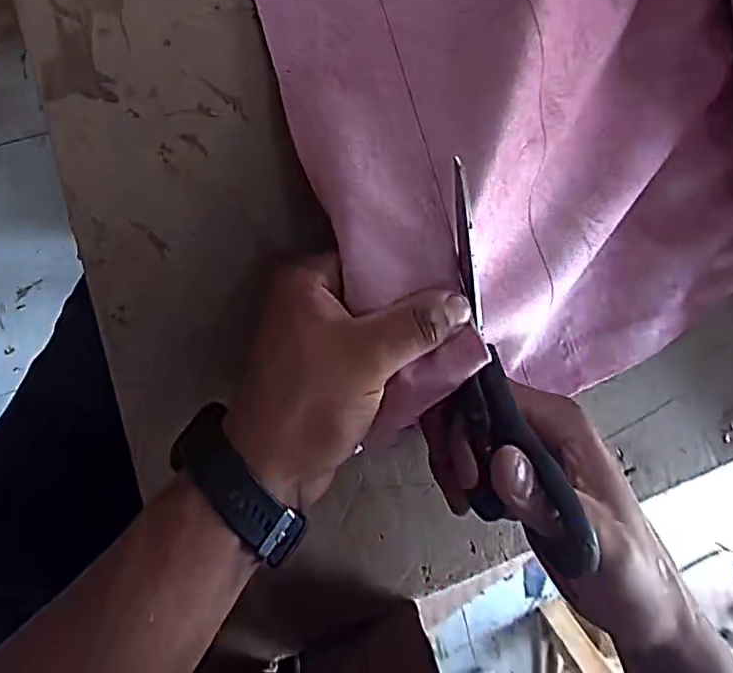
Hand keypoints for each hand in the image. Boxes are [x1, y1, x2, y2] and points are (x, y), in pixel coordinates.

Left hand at [226, 255, 472, 509]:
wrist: (274, 475)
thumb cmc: (309, 403)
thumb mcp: (369, 356)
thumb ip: (417, 325)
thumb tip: (458, 303)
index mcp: (306, 280)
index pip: (368, 258)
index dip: (410, 265)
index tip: (449, 271)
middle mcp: (309, 300)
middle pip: (376, 291)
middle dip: (415, 303)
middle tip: (457, 304)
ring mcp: (318, 334)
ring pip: (377, 323)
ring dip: (410, 333)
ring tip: (453, 329)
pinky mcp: (330, 366)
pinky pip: (372, 349)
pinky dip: (397, 356)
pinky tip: (430, 357)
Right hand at [424, 384, 731, 670]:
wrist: (641, 602)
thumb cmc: (632, 569)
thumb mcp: (594, 539)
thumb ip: (546, 500)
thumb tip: (502, 459)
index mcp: (564, 421)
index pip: (496, 392)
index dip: (468, 422)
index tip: (464, 468)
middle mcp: (544, 424)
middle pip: (476, 404)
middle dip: (454, 440)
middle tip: (460, 486)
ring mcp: (530, 446)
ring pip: (469, 427)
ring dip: (452, 458)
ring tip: (463, 499)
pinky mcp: (519, 472)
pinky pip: (474, 453)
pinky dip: (459, 474)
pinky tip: (468, 503)